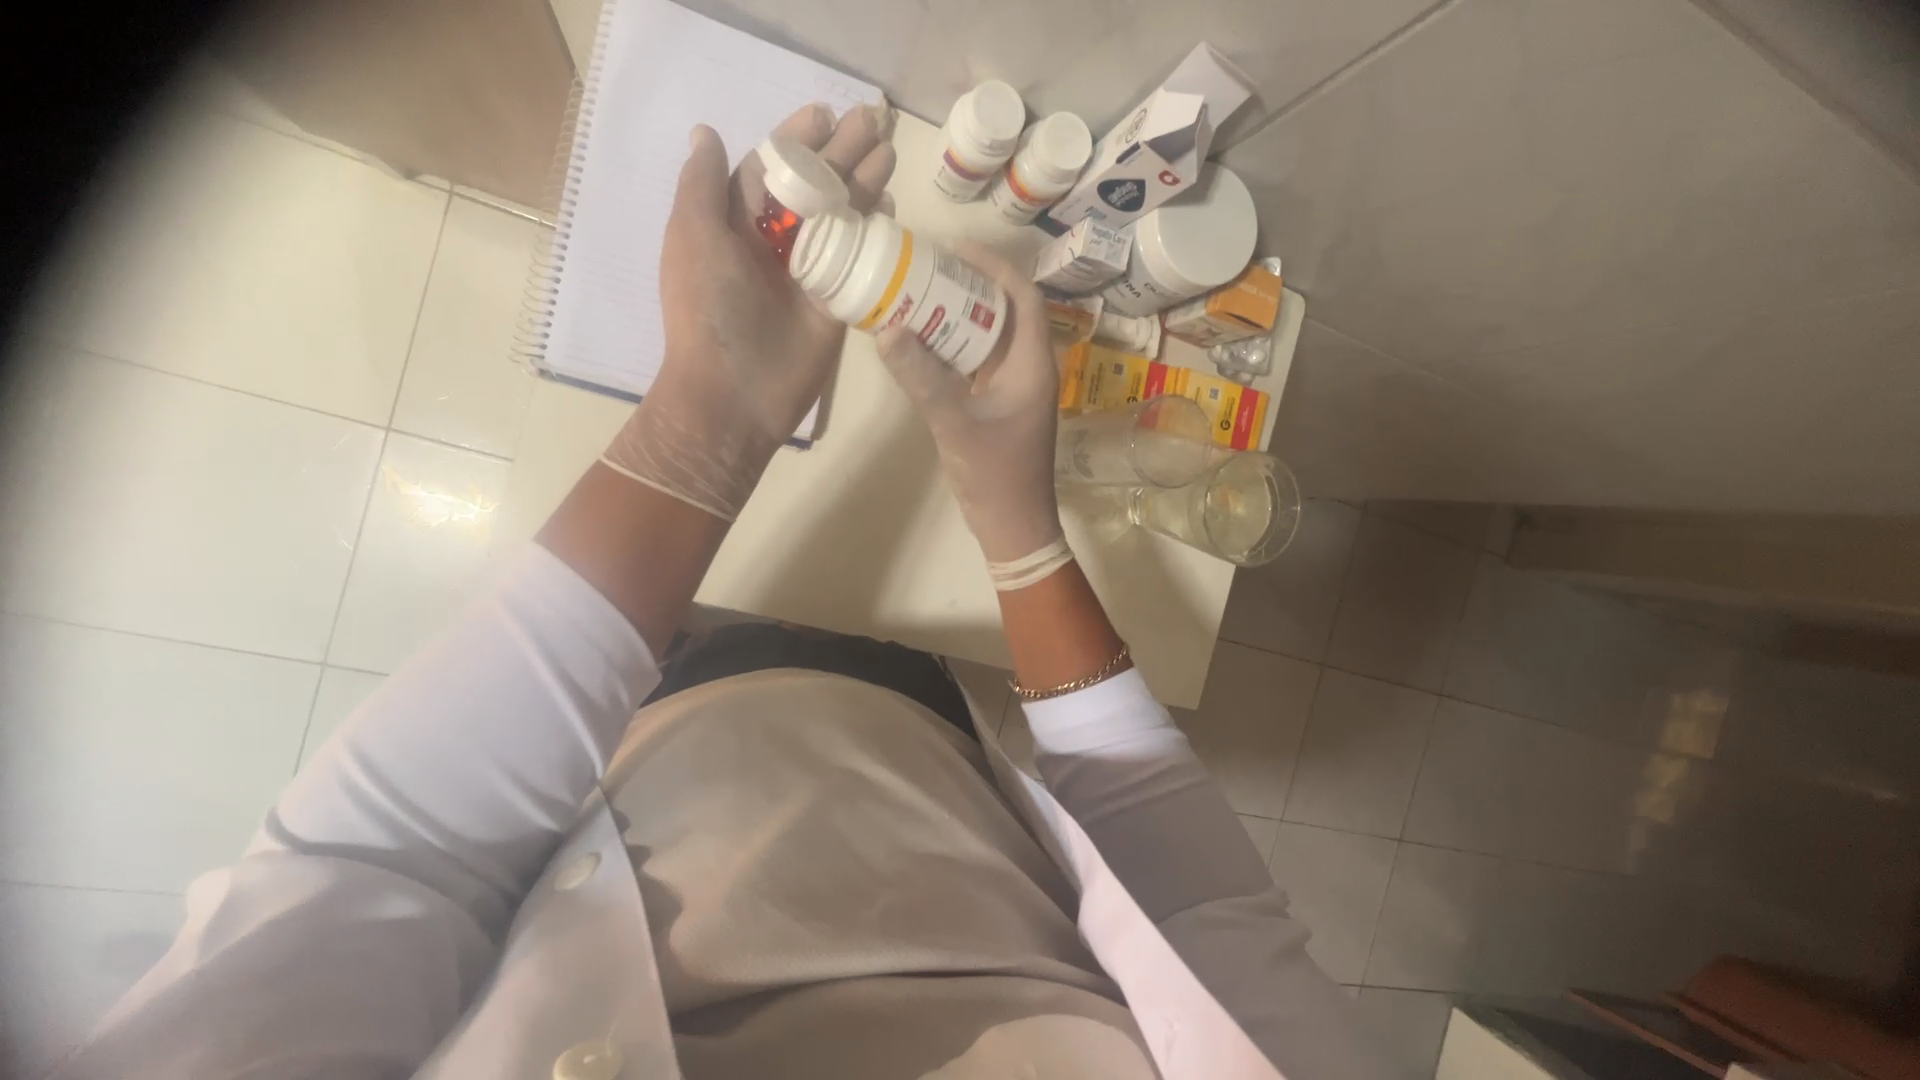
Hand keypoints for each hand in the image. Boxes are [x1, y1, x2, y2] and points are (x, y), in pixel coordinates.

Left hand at [601, 103, 894, 519]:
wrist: (734, 394)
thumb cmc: (707, 311)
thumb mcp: (692, 238)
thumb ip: (702, 186)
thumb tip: (706, 133)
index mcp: (735, 225)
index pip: (771, 170)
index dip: (796, 142)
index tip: (823, 114)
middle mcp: (774, 245)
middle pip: (813, 189)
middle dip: (840, 154)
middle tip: (873, 121)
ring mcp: (809, 274)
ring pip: (841, 219)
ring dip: (863, 185)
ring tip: (888, 154)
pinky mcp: (837, 303)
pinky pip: (859, 262)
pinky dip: (875, 234)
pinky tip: (891, 205)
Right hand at [877, 244, 1067, 584]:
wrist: (1013, 524)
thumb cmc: (995, 475)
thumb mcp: (955, 424)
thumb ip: (923, 379)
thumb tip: (887, 331)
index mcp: (1032, 365)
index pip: (1022, 298)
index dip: (994, 267)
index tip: (956, 248)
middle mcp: (1027, 368)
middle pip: (1003, 311)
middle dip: (969, 285)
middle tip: (927, 268)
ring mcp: (1012, 388)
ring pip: (988, 337)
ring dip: (958, 316)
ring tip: (918, 294)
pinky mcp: (996, 404)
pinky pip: (975, 363)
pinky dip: (952, 348)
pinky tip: (919, 342)